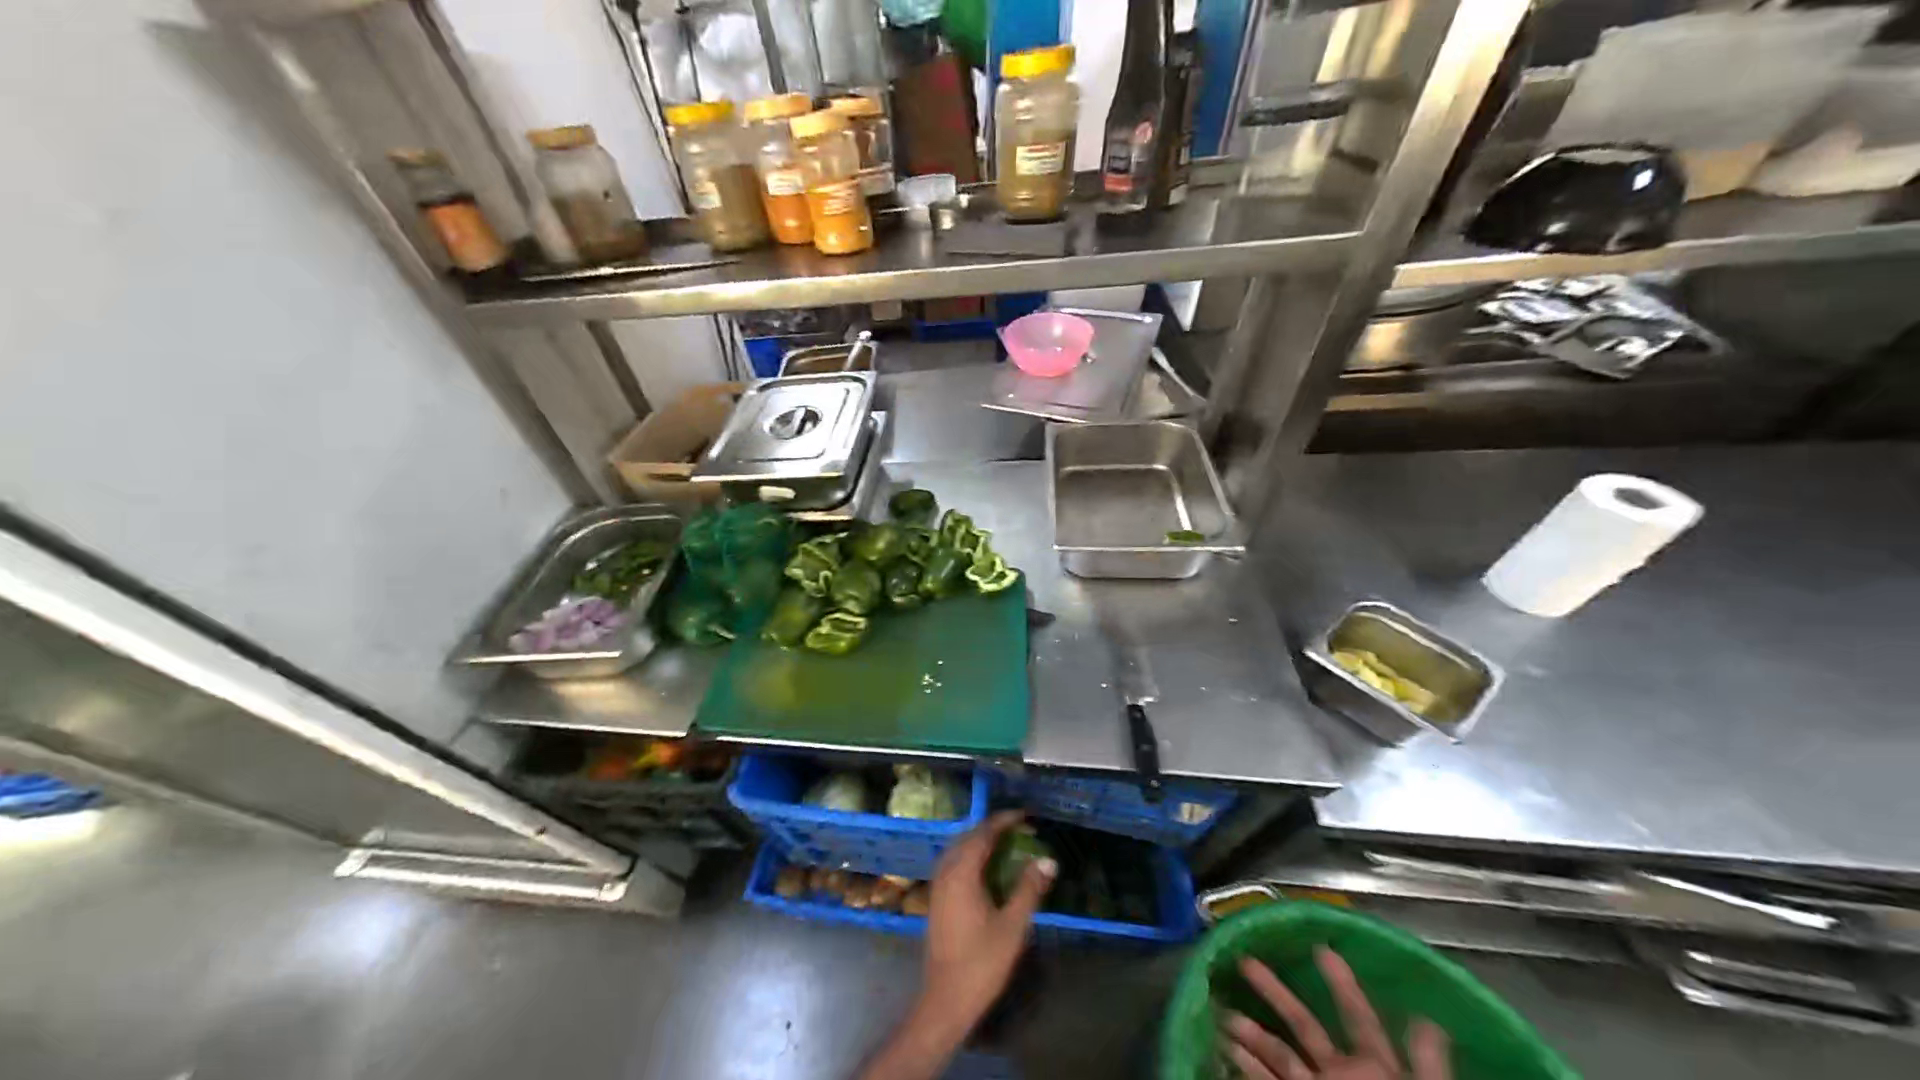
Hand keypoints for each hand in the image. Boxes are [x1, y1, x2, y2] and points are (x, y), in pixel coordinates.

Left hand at [920, 810, 1055, 1028]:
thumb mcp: (1013, 926)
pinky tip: (985, 869)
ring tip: (1004, 843)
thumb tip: (1048, 860)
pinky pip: (953, 863)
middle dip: (992, 828)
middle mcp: (946, 872)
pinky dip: (970, 855)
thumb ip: (1029, 889)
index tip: (1025, 816)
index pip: (983, 833)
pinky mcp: (936, 900)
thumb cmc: (982, 963)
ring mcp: (937, 886)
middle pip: (968, 837)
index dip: (1004, 820)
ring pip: (957, 849)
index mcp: (962, 872)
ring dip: (979, 841)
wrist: (945, 1000)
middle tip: (1019, 828)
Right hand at [1225, 948, 1450, 1079]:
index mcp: (1375, 1070)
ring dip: (1252, 1034)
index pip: (1358, 1019)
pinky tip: (1226, 1052)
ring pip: (1279, 1055)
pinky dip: (1246, 1069)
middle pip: (1304, 1026)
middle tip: (1245, 961)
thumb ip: (1427, 1067)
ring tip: (1224, 1014)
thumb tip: (1427, 1018)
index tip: (1321, 949)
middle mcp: (1342, 1075)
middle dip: (1275, 994)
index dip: (1343, 986)